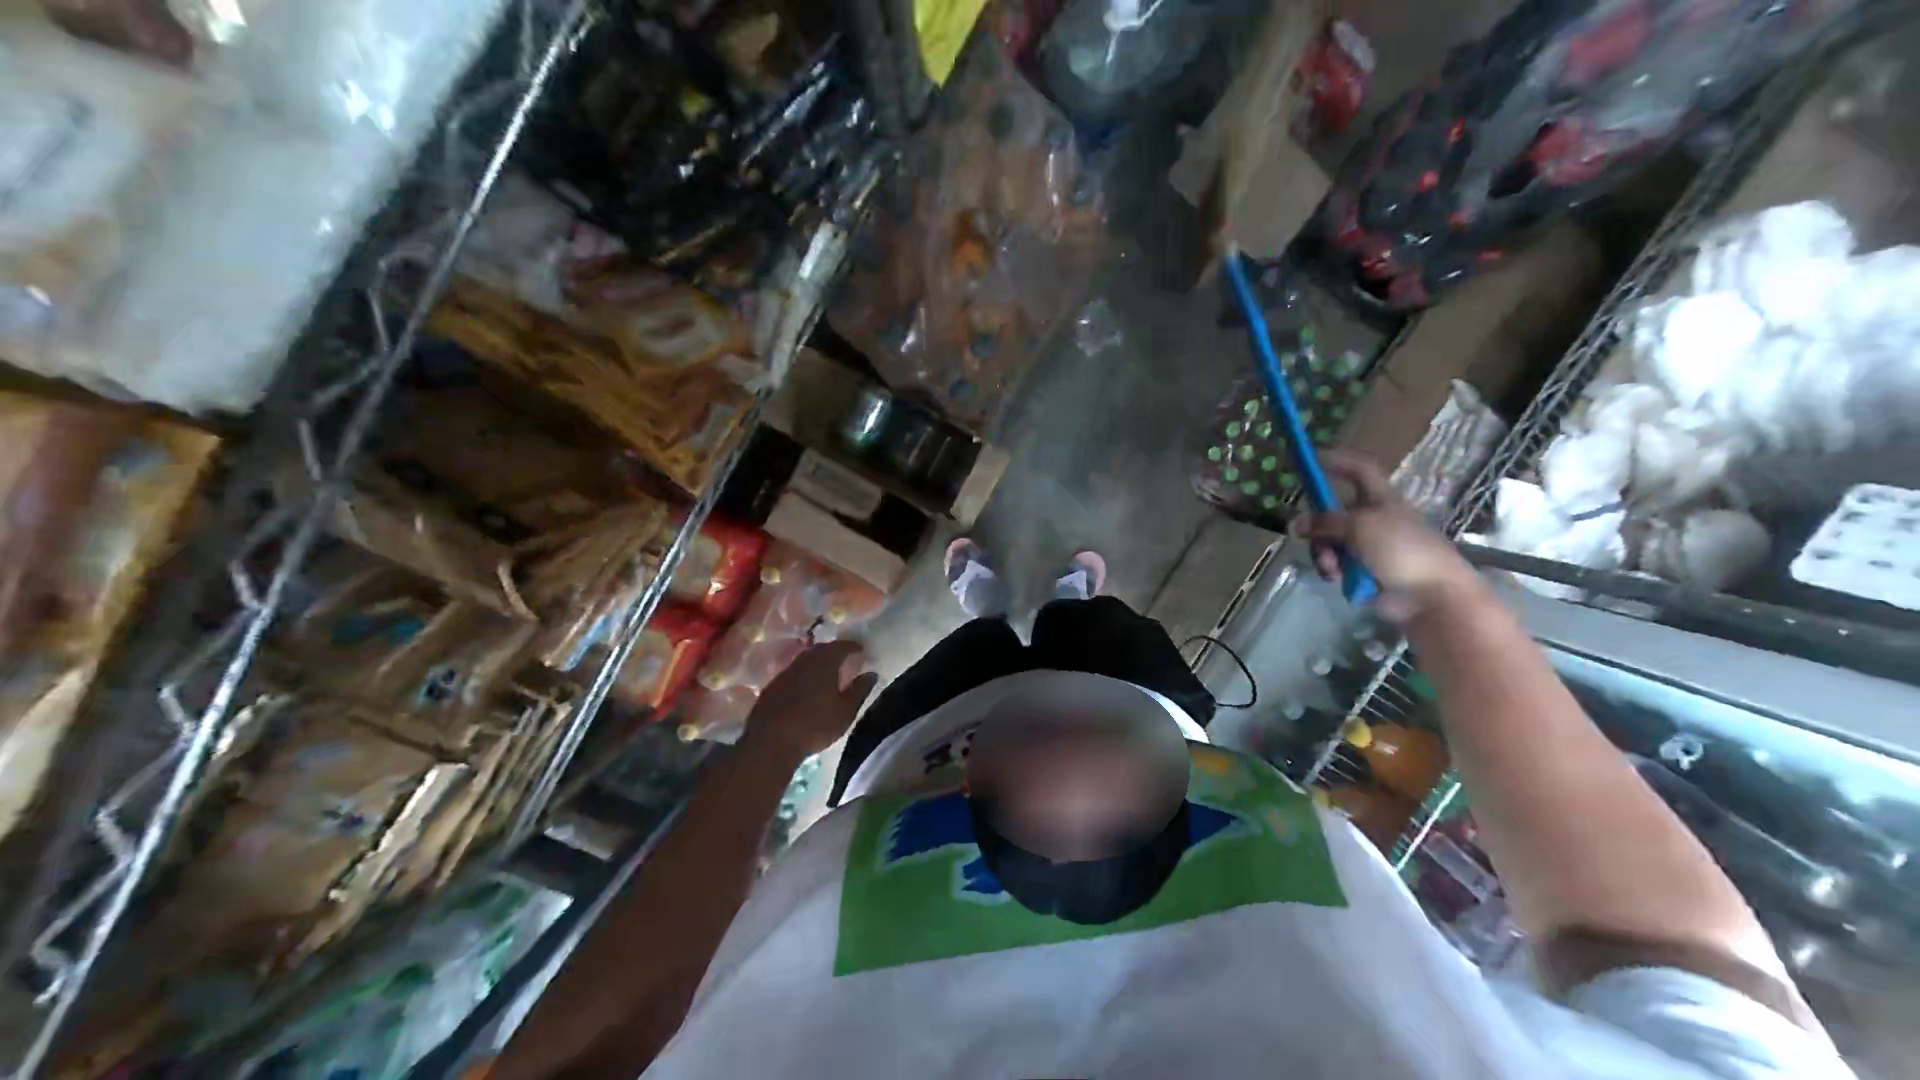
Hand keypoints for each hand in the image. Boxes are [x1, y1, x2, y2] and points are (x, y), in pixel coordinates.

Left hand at [740, 640, 879, 759]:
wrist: (771, 741)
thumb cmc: (815, 725)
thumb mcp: (845, 711)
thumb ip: (860, 690)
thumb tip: (871, 673)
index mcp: (823, 663)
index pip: (840, 646)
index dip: (852, 646)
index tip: (861, 649)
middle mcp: (803, 662)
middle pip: (820, 649)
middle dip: (834, 651)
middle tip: (844, 659)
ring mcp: (785, 673)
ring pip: (804, 660)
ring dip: (817, 663)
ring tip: (827, 673)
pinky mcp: (772, 687)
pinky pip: (793, 673)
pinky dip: (804, 675)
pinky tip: (807, 688)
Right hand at [1298, 452, 1480, 621]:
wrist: (1431, 594)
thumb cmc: (1402, 550)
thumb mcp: (1359, 527)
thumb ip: (1324, 522)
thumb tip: (1297, 524)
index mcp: (1381, 499)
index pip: (1360, 470)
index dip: (1339, 461)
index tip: (1314, 460)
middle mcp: (1373, 519)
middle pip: (1333, 512)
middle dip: (1318, 525)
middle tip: (1307, 536)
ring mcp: (1368, 546)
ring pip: (1329, 541)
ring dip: (1324, 553)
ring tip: (1332, 567)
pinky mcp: (1364, 570)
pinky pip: (1336, 563)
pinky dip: (1332, 569)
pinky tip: (1337, 578)